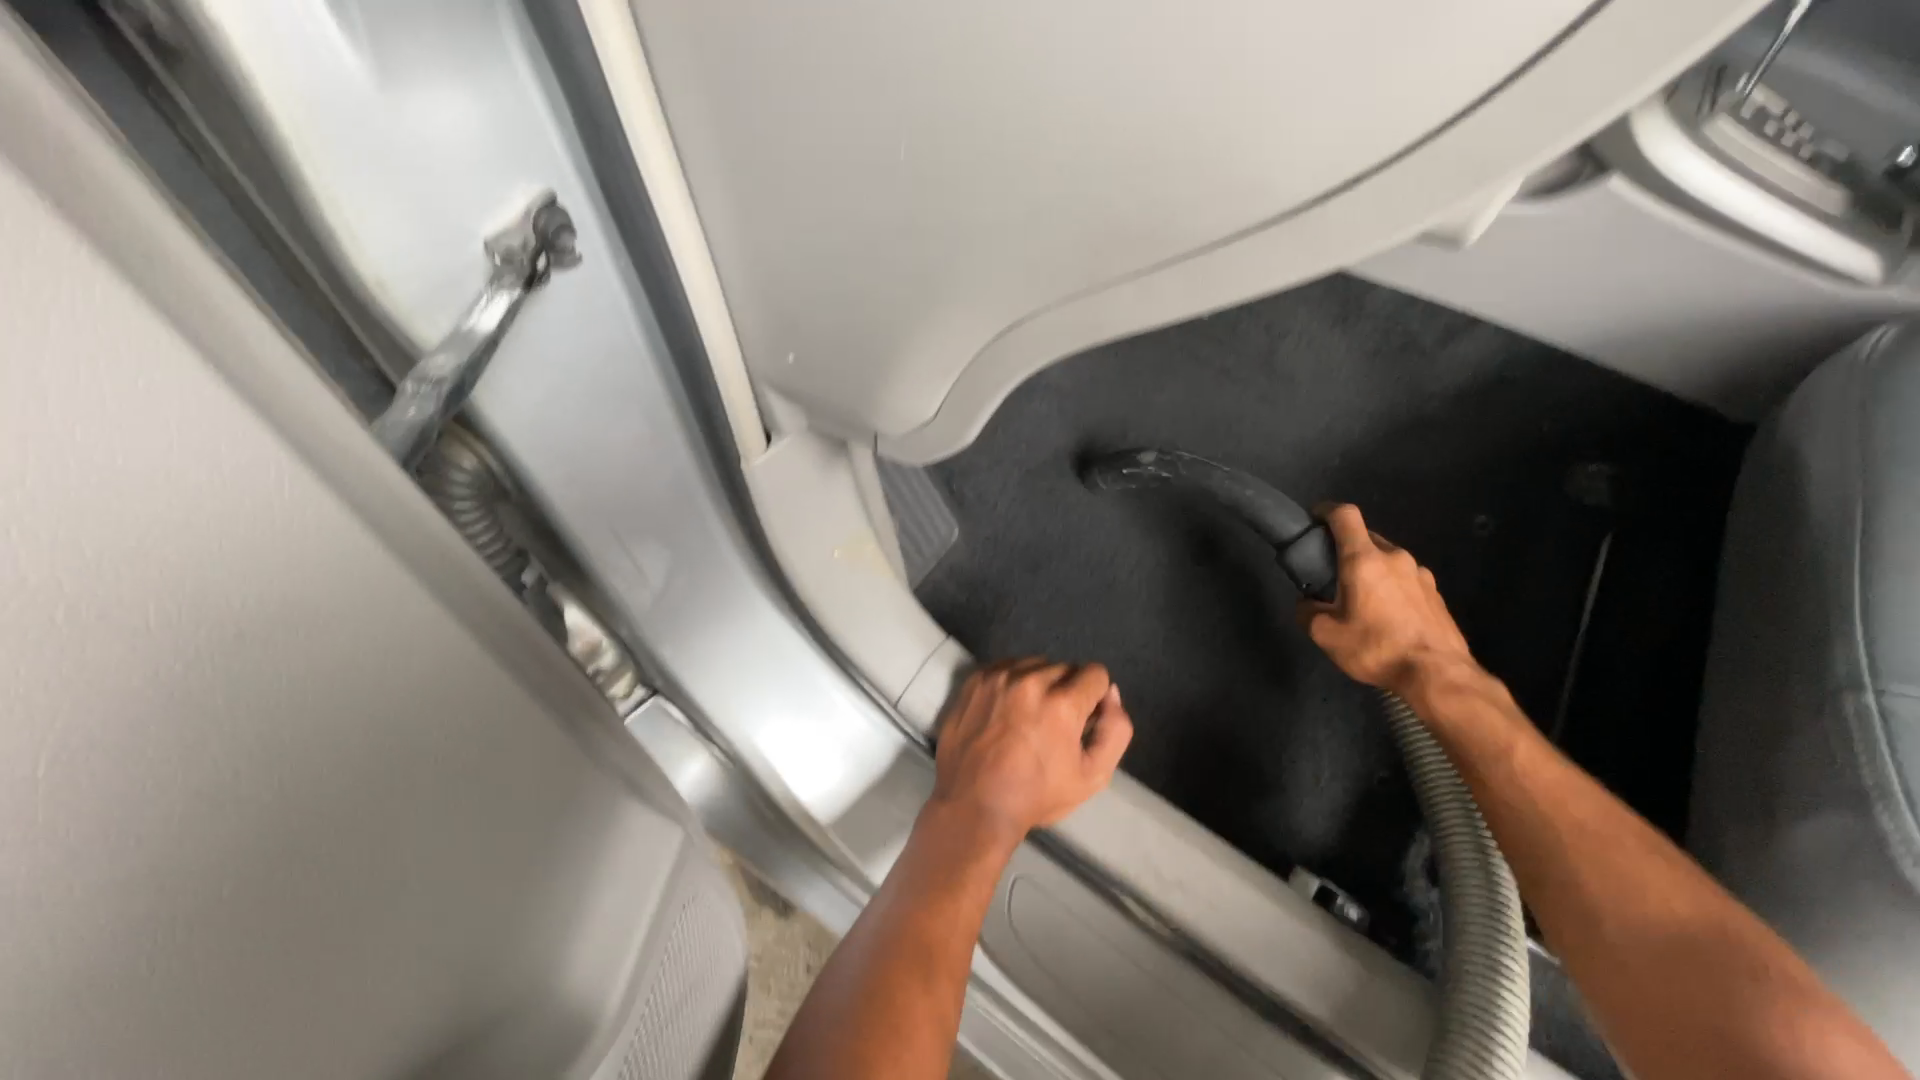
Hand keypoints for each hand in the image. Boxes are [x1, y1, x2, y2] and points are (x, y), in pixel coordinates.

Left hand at [930, 659, 1133, 838]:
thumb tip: (1111, 694)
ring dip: (1039, 683)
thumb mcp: (1093, 776)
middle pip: (1066, 668)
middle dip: (1068, 691)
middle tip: (1055, 723)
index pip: (1096, 674)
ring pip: (1034, 665)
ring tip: (1028, 716)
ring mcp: (998, 678)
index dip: (1096, 697)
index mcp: (1062, 704)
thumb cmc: (1036, 796)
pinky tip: (1006, 710)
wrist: (973, 807)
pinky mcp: (974, 681)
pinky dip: (1012, 682)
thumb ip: (1116, 730)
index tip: (1083, 719)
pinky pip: (1005, 667)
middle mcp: (1030, 681)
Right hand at [1300, 504, 1476, 693]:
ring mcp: (1420, 574)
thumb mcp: (1326, 636)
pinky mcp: (1435, 593)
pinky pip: (1405, 579)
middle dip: (1346, 548)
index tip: (1314, 518)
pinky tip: (1387, 615)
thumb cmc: (1376, 648)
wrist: (1438, 674)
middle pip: (1366, 537)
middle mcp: (1394, 558)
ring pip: (1388, 559)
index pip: (1345, 516)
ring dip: (1371, 569)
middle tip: (1331, 572)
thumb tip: (1306, 603)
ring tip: (1361, 599)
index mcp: (1363, 560)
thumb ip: (1307, 612)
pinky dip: (1391, 586)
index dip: (1327, 510)